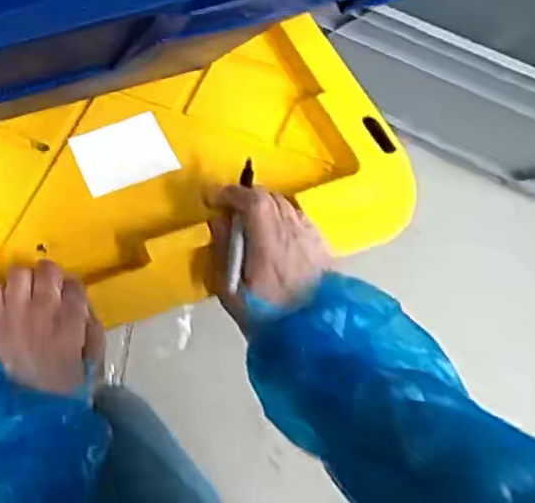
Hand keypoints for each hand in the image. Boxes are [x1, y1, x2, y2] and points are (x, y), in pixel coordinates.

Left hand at [0, 260, 105, 396]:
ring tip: (24, 295)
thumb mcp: (91, 368)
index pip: (75, 284)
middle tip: (46, 292)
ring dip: (24, 281)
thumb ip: (94, 334)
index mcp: (70, 322)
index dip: (72, 290)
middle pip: (47, 270)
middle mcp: (42, 310)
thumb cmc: (60, 396)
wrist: (20, 420)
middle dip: (50, 278)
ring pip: (19, 272)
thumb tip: (86, 308)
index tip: (68, 300)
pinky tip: (4, 305)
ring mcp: (13, 313)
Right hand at [208, 185, 331, 329]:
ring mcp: (309, 233)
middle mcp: (291, 227)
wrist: (318, 342)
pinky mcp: (322, 244)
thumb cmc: (269, 317)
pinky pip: (297, 217)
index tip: (212, 199)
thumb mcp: (232, 291)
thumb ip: (222, 251)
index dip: (228, 193)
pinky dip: (281, 216)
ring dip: (264, 205)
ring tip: (251, 220)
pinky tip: (276, 234)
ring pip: (284, 204)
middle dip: (244, 196)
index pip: (249, 198)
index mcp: (267, 236)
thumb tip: (219, 221)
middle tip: (229, 208)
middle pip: (267, 196)